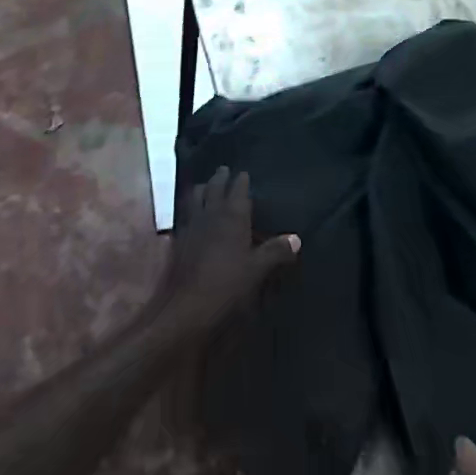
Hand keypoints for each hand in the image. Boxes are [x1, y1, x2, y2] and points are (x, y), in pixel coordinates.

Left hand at [151, 167, 298, 335]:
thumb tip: (296, 238)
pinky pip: (185, 211)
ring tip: (207, 184)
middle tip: (224, 170)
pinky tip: (193, 211)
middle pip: (215, 187)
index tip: (244, 173)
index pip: (238, 190)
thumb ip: (275, 251)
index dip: (241, 181)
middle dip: (221, 177)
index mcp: (232, 216)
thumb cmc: (226, 284)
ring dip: (203, 187)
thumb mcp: (256, 269)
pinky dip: (191, 205)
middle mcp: (210, 213)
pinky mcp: (178, 237)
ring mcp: (191, 223)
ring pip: (196, 196)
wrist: (187, 304)